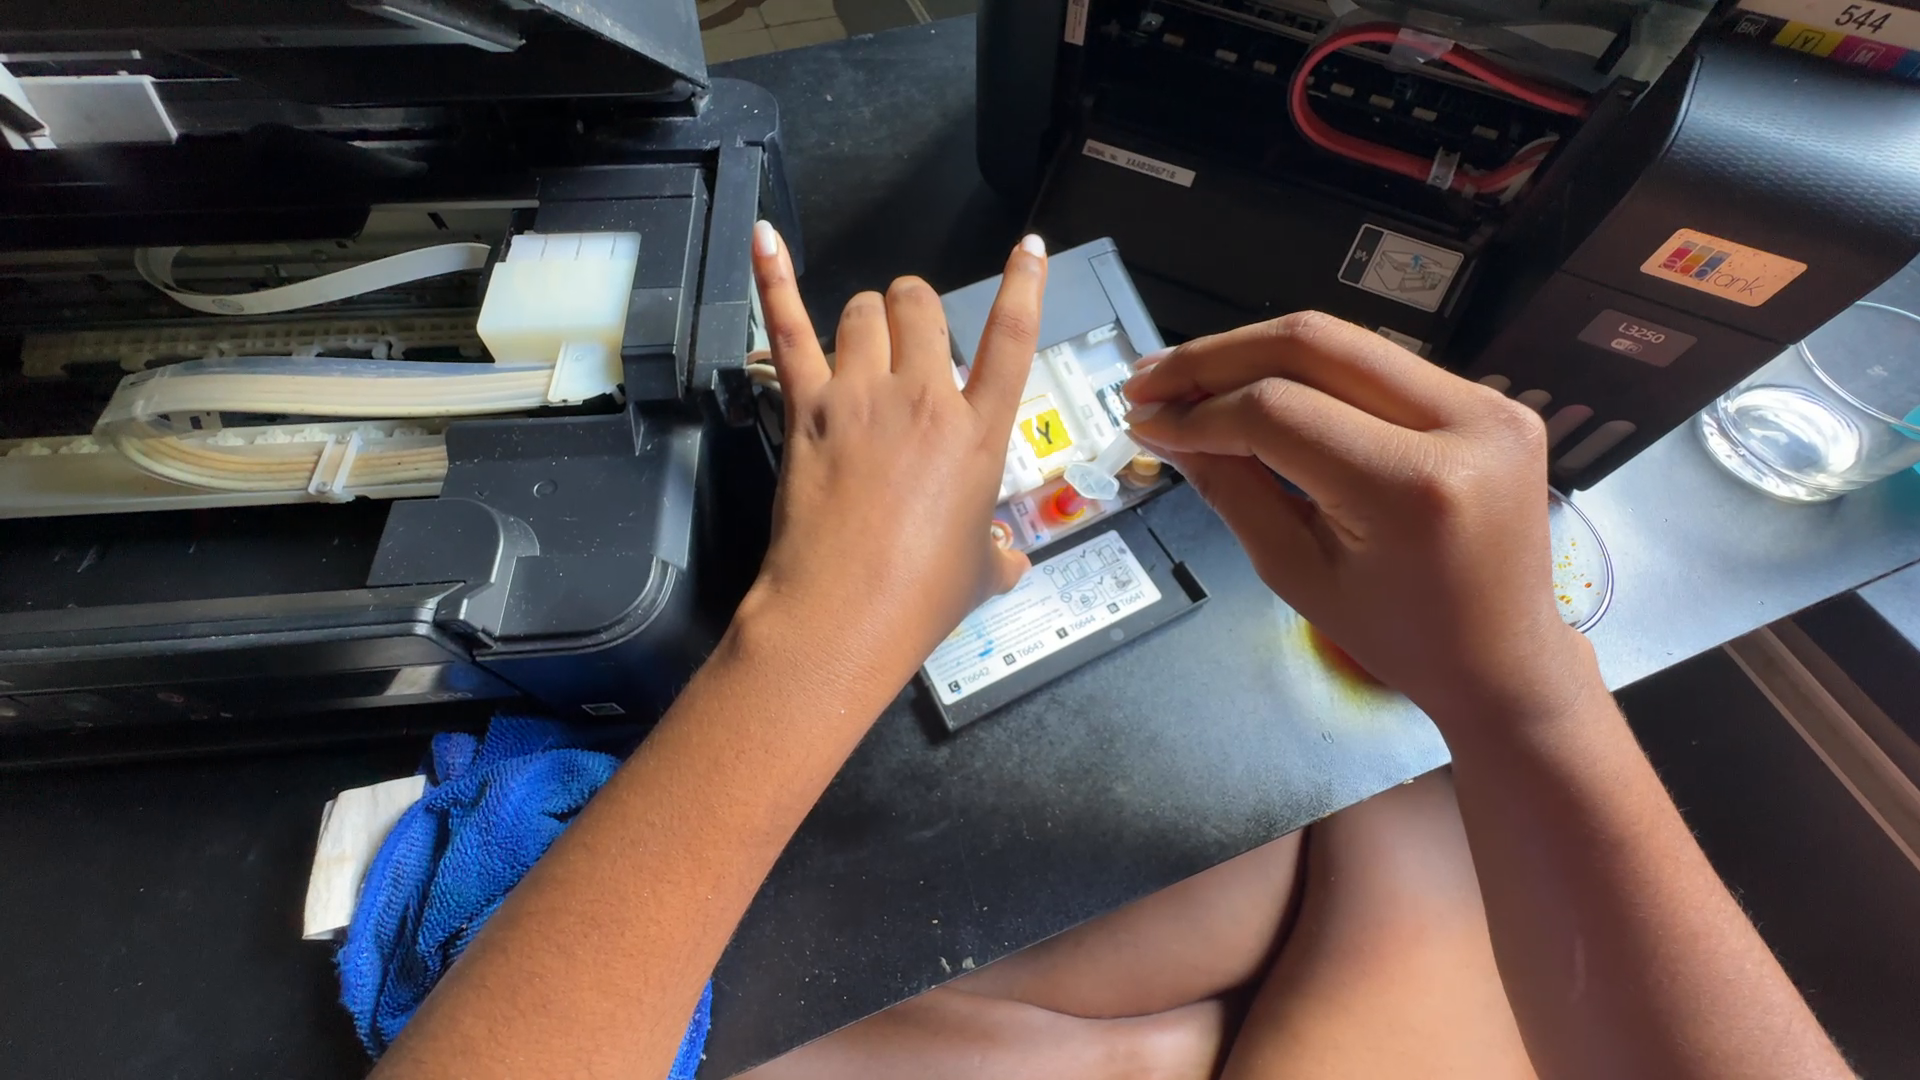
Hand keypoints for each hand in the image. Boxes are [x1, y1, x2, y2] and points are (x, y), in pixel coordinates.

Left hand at [740, 223, 1047, 689]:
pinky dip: (773, 279)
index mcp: (979, 434)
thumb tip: (1012, 563)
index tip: (1030, 247)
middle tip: (912, 341)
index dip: (1027, 285)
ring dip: (869, 317)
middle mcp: (923, 398)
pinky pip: (787, 328)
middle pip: (922, 306)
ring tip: (865, 344)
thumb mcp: (984, 574)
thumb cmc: (925, 598)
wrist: (848, 612)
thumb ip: (1002, 557)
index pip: (1013, 339)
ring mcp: (860, 396)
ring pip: (864, 310)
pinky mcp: (806, 407)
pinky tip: (764, 237)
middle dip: (919, 310)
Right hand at [1123, 312, 1598, 729]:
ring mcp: (1484, 400)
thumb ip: (1227, 487)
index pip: (1277, 413)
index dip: (1197, 413)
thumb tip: (1163, 430)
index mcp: (1412, 487)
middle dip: (1212, 358)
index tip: (1142, 423)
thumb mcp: (1291, 570)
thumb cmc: (1390, 635)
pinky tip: (1243, 385)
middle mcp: (1463, 420)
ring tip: (1178, 377)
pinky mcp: (1483, 398)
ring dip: (1247, 354)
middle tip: (1145, 380)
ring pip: (1337, 340)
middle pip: (1310, 345)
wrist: (1501, 656)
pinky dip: (1294, 369)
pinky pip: (1367, 364)